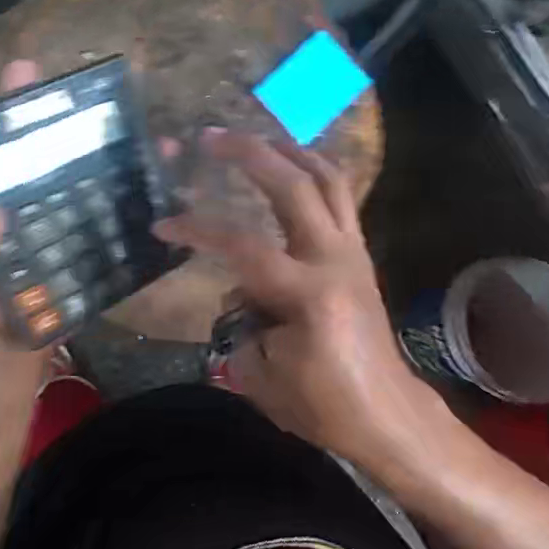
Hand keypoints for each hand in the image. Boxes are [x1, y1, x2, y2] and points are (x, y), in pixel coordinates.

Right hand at [153, 131, 447, 464]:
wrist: (385, 413)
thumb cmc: (324, 405)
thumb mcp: (261, 376)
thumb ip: (239, 324)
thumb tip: (240, 291)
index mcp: (309, 294)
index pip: (243, 246)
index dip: (198, 229)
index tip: (163, 225)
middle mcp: (335, 259)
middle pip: (295, 186)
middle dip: (250, 153)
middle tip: (211, 136)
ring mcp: (354, 252)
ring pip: (329, 180)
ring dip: (290, 151)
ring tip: (257, 137)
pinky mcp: (361, 256)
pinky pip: (339, 200)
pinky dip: (314, 175)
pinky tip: (292, 171)